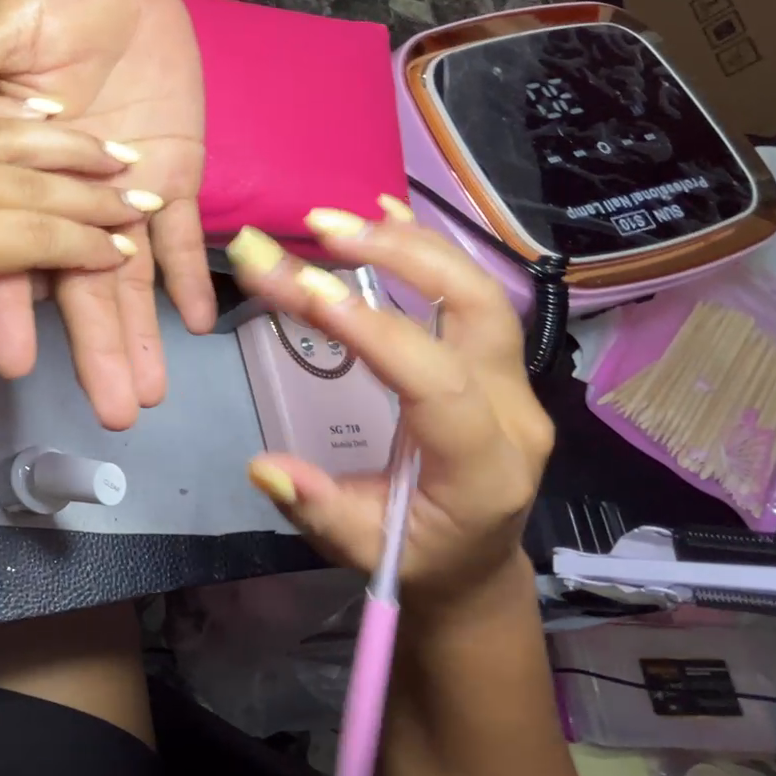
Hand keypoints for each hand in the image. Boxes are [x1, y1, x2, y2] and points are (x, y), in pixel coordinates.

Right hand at [0, 0, 212, 429]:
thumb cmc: (48, 0)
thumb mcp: (1, 23)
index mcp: (12, 172)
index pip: (6, 243)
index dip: (9, 300)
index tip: (11, 358)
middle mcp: (59, 197)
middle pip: (69, 279)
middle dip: (90, 343)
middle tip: (111, 410)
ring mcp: (115, 195)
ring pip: (125, 273)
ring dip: (138, 332)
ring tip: (147, 396)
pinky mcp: (168, 180)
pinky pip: (180, 236)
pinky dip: (189, 274)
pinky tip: (198, 323)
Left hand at [0, 98, 147, 377]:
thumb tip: (47, 258)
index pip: (29, 236)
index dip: (84, 243)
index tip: (123, 248)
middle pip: (23, 181)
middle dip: (89, 192)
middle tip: (139, 194)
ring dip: (64, 143)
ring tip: (115, 151)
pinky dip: (9, 117)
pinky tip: (50, 116)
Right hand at [226, 200, 552, 607]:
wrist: (473, 563)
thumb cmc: (412, 555)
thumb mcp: (357, 548)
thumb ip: (317, 509)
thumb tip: (264, 466)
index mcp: (482, 467)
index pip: (437, 383)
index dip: (375, 332)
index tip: (306, 290)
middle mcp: (511, 413)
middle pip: (477, 313)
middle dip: (402, 259)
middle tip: (321, 229)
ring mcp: (509, 383)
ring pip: (477, 293)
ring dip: (406, 244)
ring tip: (333, 219)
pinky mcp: (492, 366)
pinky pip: (469, 297)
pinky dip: (427, 249)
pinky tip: (387, 213)